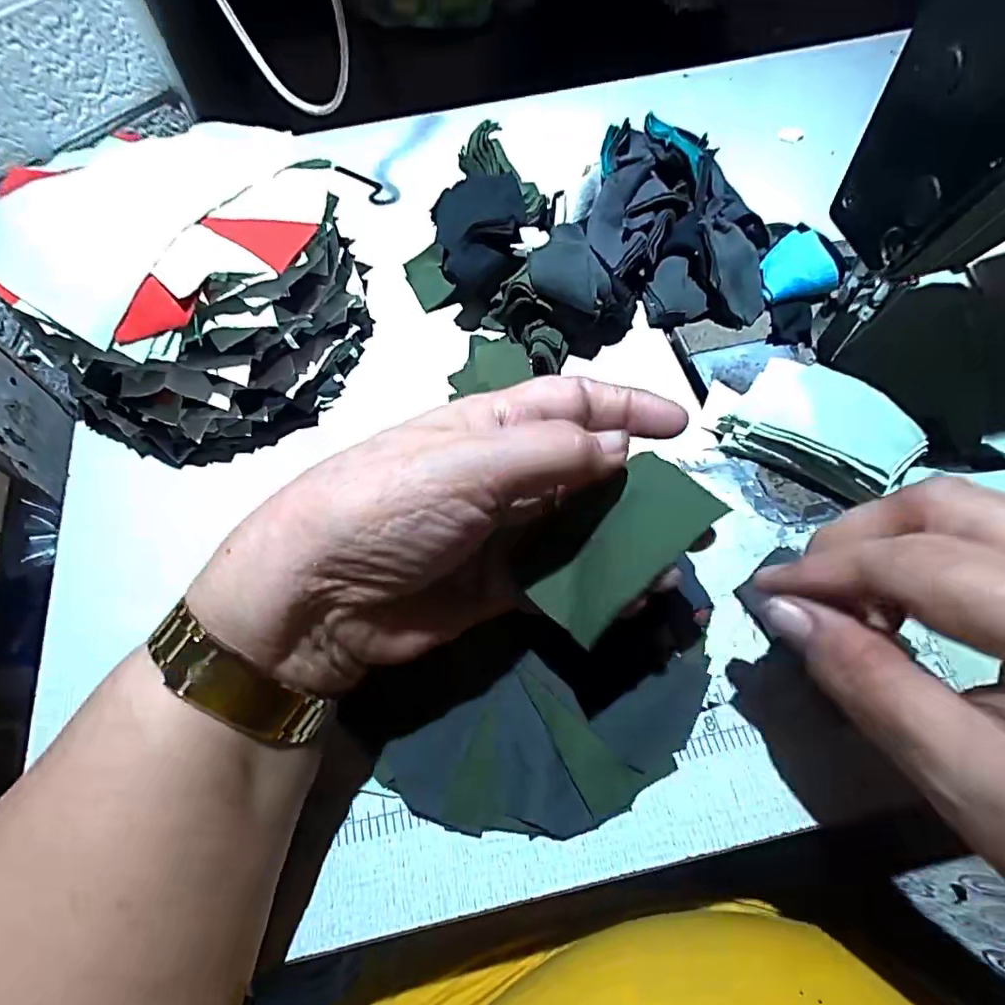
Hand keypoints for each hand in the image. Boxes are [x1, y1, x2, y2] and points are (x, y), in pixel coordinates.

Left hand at [186, 377, 688, 696]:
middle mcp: (508, 477)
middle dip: (643, 486)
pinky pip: (565, 581)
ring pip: (584, 529)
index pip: (575, 403)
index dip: (628, 408)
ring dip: (629, 542)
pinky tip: (630, 598)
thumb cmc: (387, 507)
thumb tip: (621, 447)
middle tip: (689, 514)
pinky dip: (600, 588)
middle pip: (590, 471)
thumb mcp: (468, 465)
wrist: (315, 601)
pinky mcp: (503, 587)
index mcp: (497, 428)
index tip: (680, 427)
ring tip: (669, 563)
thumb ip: (550, 454)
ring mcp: (507, 534)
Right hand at [751, 478, 1004, 1004]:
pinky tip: (922, 602)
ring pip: (989, 512)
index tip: (766, 588)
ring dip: (902, 544)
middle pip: (964, 507)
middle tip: (807, 588)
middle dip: (864, 537)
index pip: (938, 564)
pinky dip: (948, 560)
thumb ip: (872, 687)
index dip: (836, 568)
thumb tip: (786, 612)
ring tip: (854, 598)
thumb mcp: (975, 791)